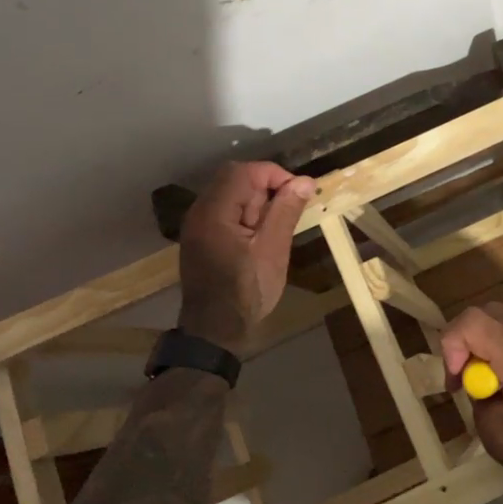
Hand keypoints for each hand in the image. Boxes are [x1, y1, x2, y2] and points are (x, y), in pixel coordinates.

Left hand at [179, 161, 315, 352]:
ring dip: (257, 200)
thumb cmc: (246, 292)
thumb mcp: (272, 251)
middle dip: (266, 185)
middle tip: (289, 208)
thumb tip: (304, 181)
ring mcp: (198, 225)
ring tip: (277, 224)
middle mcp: (200, 212)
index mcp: (214, 213)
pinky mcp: (202, 237)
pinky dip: (246, 212)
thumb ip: (285, 211)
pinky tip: (261, 234)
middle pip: (234, 178)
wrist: (214, 331)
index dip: (274, 174)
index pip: (244, 172)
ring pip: (230, 192)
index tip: (299, 192)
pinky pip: (225, 210)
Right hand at [439, 303, 502, 477]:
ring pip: (500, 314)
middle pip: (481, 313)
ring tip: (490, 377)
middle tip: (468, 380)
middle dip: (464, 343)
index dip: (451, 346)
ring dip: (484, 339)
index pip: (470, 322)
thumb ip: (479, 410)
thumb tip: (480, 390)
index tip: (458, 381)